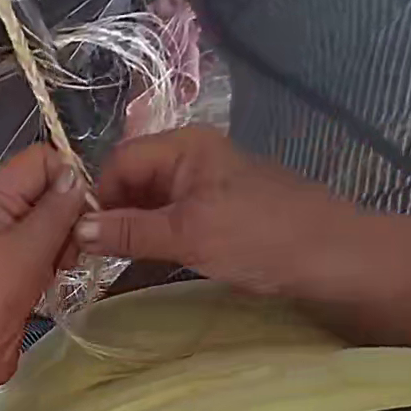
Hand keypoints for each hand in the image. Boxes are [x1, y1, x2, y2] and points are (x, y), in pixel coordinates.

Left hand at [0, 143, 89, 387]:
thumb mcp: (31, 244)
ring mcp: (7, 242)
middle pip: (47, 190)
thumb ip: (57, 206)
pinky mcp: (16, 268)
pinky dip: (57, 257)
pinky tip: (58, 273)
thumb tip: (76, 173)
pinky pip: (46, 248)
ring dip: (66, 238)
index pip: (37, 160)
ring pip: (51, 221)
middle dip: (69, 210)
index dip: (66, 173)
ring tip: (65, 262)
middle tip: (75, 241)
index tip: (87, 203)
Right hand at [74, 127, 368, 295]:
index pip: (118, 162)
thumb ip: (129, 230)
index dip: (95, 197)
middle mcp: (187, 159)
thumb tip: (76, 229)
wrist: (335, 259)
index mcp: (183, 147)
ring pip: (143, 204)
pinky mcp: (209, 213)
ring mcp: (199, 187)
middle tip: (82, 256)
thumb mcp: (188, 234)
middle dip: (105, 215)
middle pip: (128, 181)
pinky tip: (132, 261)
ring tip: (101, 263)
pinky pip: (163, 220)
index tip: (75, 238)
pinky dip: (145, 239)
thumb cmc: (261, 237)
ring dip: (123, 230)